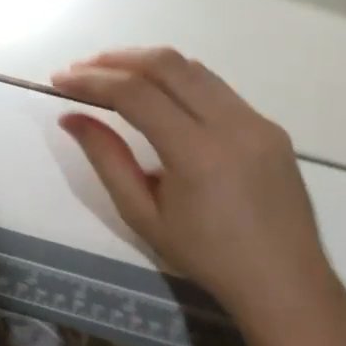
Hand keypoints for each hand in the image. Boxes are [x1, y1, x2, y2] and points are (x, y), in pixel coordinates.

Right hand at [52, 48, 345, 328]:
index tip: (59, 80)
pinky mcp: (269, 127)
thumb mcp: (142, 214)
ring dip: (145, 62)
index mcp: (199, 154)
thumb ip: (106, 159)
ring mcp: (257, 123)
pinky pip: (214, 86)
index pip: (136, 94)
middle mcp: (233, 127)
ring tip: (109, 73)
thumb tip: (71, 117)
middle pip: (166, 65)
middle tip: (80, 69)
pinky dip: (175, 78)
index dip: (91, 80)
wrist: (286, 285)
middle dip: (116, 59)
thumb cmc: (206, 256)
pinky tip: (153, 92)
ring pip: (193, 68)